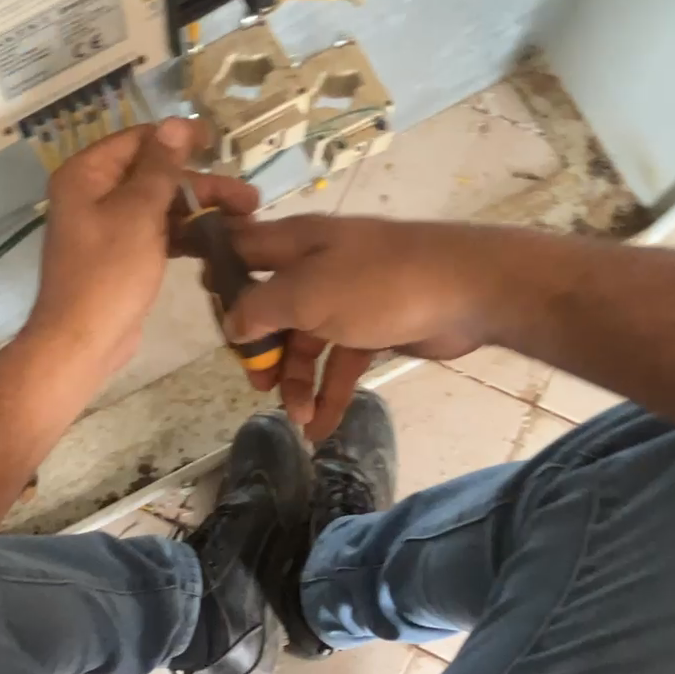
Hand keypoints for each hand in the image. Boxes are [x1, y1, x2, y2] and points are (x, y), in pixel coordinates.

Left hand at [23, 118, 248, 372]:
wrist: (83, 341)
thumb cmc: (108, 273)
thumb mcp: (138, 213)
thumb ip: (160, 167)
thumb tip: (176, 122)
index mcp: (86, 175)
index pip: (139, 141)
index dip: (179, 139)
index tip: (219, 143)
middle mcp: (93, 196)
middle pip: (154, 177)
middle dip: (201, 186)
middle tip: (248, 199)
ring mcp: (107, 230)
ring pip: (160, 209)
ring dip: (200, 212)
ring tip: (246, 220)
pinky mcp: (122, 259)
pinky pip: (157, 236)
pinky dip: (185, 237)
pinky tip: (219, 242)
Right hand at [226, 217, 525, 440]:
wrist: (469, 291)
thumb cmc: (378, 283)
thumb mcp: (305, 293)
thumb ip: (259, 309)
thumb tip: (232, 325)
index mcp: (295, 245)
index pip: (242, 250)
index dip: (220, 274)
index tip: (206, 308)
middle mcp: (315, 268)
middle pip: (270, 309)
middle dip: (259, 349)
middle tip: (257, 381)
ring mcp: (345, 300)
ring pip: (304, 344)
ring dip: (295, 383)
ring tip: (298, 418)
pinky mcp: (371, 328)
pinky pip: (337, 364)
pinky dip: (328, 394)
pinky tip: (321, 428)